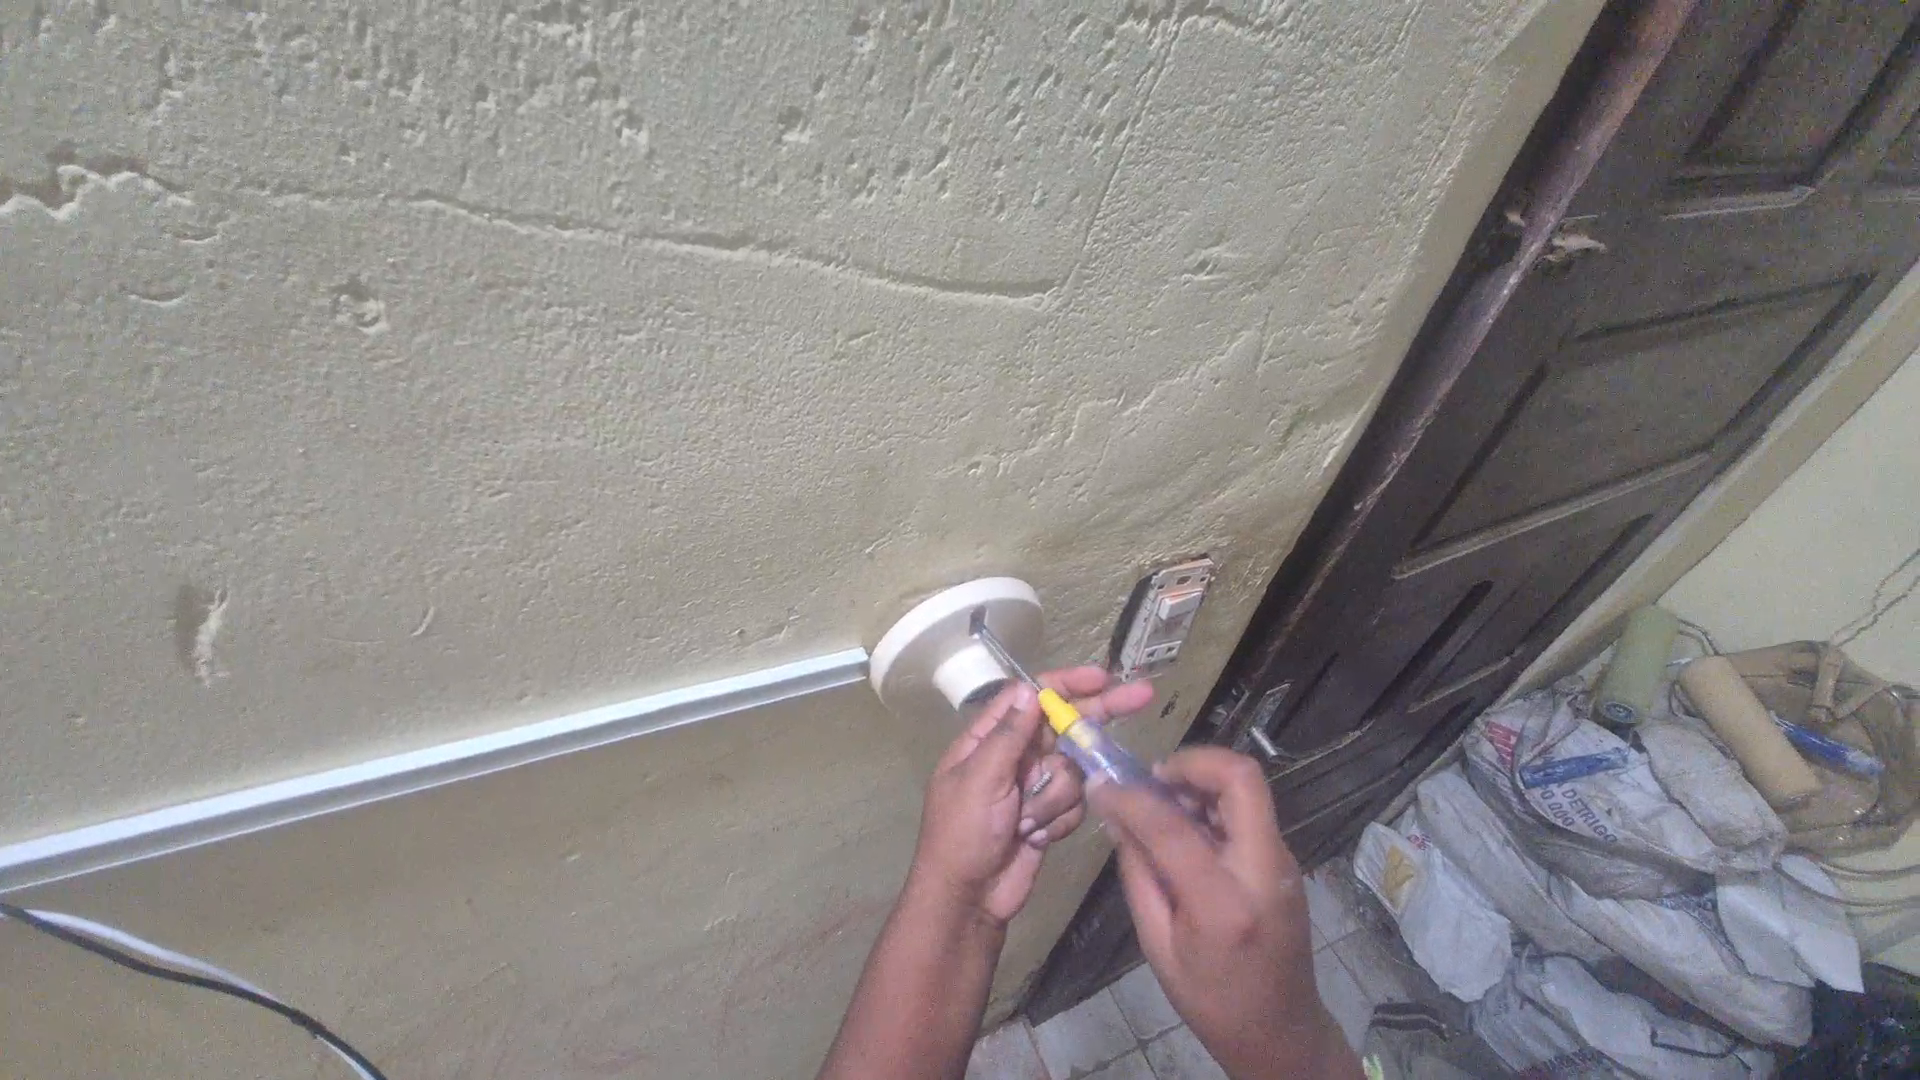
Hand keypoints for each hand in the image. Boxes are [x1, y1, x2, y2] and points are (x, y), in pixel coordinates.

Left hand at [908, 668, 1154, 926]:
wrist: (968, 900)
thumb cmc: (963, 834)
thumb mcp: (980, 780)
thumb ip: (1008, 735)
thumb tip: (1029, 688)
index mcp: (988, 739)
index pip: (1032, 697)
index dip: (1067, 684)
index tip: (1103, 677)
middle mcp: (1014, 755)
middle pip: (1063, 725)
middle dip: (1097, 715)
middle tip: (1140, 696)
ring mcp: (1033, 785)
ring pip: (1073, 770)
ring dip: (1056, 798)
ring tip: (1026, 823)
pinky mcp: (1049, 814)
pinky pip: (1075, 802)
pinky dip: (1059, 819)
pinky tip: (1035, 837)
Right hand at [1096, 748, 1361, 1079]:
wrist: (1283, 1036)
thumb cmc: (1212, 1002)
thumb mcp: (1158, 946)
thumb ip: (1138, 874)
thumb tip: (1117, 816)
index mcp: (1224, 904)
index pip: (1171, 826)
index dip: (1129, 798)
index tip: (1102, 785)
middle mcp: (1263, 870)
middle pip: (1240, 777)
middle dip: (1191, 762)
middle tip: (1153, 779)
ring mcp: (1282, 862)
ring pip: (1246, 787)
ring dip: (1201, 780)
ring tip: (1163, 802)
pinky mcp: (1283, 861)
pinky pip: (1248, 810)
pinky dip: (1212, 801)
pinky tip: (1185, 827)